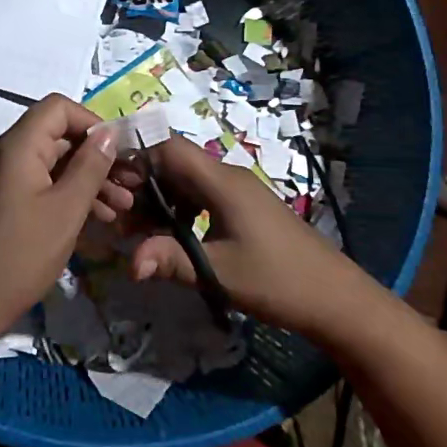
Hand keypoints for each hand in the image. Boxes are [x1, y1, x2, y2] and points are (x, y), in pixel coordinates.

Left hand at [0, 94, 139, 326]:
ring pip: (56, 161)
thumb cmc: (23, 252)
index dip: (93, 122)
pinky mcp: (9, 198)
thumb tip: (109, 133)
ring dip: (90, 177)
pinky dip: (72, 192)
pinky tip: (101, 216)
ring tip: (123, 204)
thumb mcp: (67, 208)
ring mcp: (7, 176)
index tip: (120, 150)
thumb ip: (91, 166)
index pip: (59, 108)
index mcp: (19, 146)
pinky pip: (46, 182)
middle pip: (59, 134)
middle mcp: (9, 152)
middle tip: (131, 181)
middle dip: (97, 154)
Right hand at [128, 137, 370, 335]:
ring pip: (186, 181)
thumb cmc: (278, 280)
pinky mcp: (243, 209)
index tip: (111, 182)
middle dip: (143, 184)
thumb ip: (171, 260)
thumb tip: (129, 264)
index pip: (170, 147)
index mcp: (222, 182)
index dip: (137, 156)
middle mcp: (228, 177)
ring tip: (138, 231)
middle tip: (120, 216)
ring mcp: (238, 192)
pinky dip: (179, 211)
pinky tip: (169, 238)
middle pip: (175, 163)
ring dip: (160, 200)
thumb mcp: (219, 271)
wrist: (335, 298)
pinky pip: (201, 197)